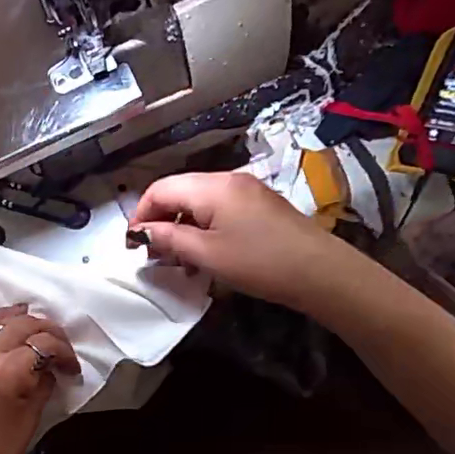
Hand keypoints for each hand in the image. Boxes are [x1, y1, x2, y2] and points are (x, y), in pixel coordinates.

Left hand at [0, 306, 80, 453]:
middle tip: (64, 346)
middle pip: (24, 325)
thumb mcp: (34, 410)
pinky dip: (2, 319)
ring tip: (45, 329)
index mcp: (6, 371)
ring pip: (2, 320)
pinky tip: (17, 317)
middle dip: (49, 331)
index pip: (43, 344)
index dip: (64, 351)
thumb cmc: (6, 443)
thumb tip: (53, 362)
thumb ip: (44, 379)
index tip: (73, 367)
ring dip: (26, 320)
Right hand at [129, 171, 376, 314]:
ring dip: (180, 227)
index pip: (160, 189)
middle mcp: (228, 180)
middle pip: (178, 192)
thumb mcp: (206, 254)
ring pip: (197, 202)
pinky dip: (201, 227)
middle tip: (152, 254)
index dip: (140, 214)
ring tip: (176, 258)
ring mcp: (246, 191)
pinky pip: (217, 209)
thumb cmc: (259, 263)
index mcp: (212, 187)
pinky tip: (202, 253)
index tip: (132, 244)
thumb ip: (168, 239)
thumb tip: (141, 232)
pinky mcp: (258, 206)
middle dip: (159, 221)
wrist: (322, 273)